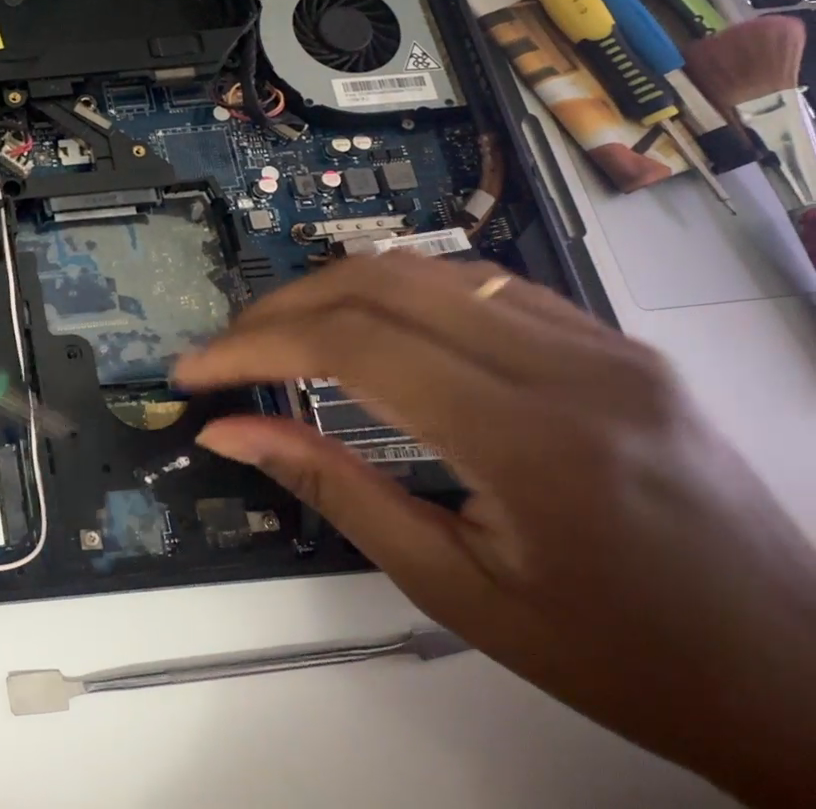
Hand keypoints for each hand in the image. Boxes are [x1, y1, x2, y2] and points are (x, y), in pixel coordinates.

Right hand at [173, 254, 815, 807]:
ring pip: (431, 270)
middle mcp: (577, 367)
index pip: (356, 346)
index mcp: (535, 442)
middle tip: (225, 352)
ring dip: (333, 292)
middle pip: (385, 283)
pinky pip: (482, 287)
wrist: (800, 677)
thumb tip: (227, 431)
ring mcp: (608, 344)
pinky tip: (365, 334)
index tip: (193, 371)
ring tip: (277, 339)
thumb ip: (333, 489)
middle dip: (281, 308)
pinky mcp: (619, 344)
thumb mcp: (452, 587)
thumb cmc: (616, 655)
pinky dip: (398, 296)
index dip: (255, 347)